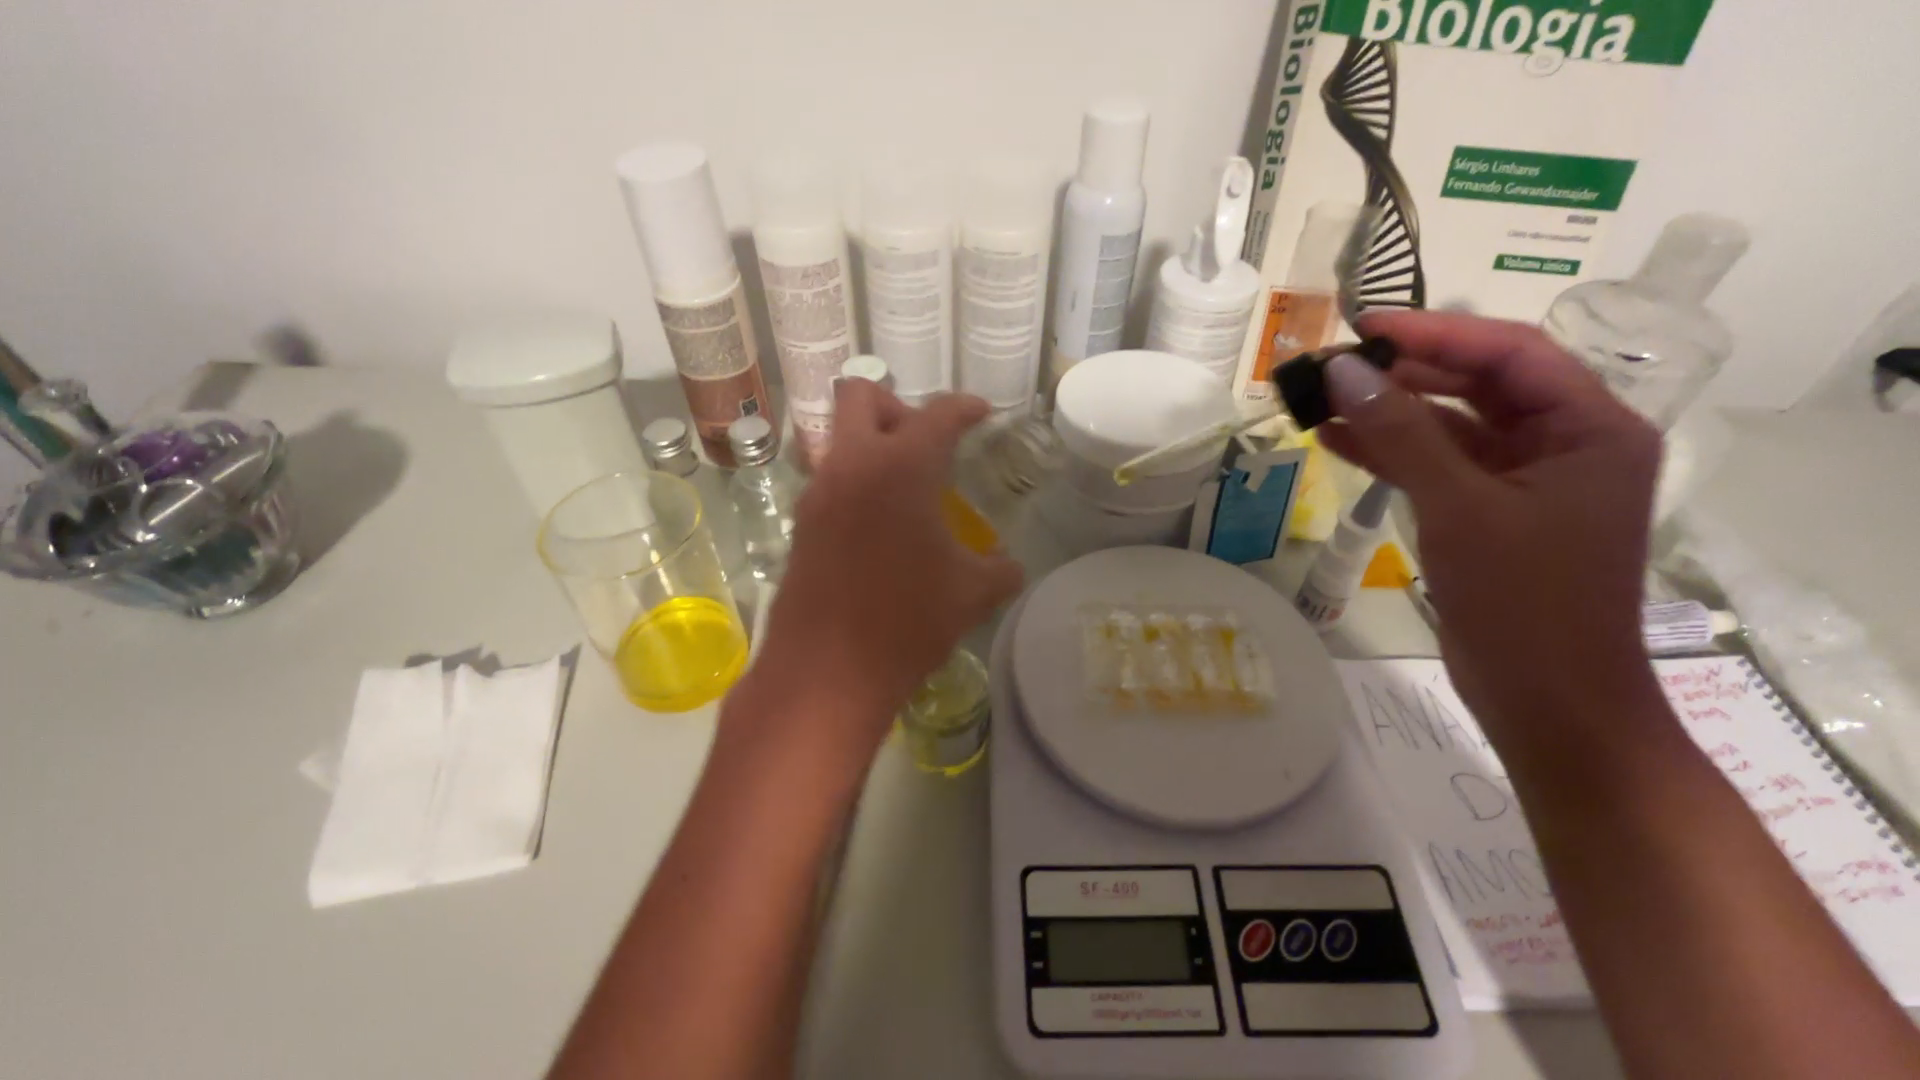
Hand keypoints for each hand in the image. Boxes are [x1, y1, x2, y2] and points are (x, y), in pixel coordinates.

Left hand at [742, 379, 1023, 757]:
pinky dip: (856, 486)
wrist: (827, 670)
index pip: (938, 414)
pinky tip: (879, 527)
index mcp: (902, 466)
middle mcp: (853, 464)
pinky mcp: (801, 526)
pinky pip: (830, 482)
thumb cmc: (908, 621)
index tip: (981, 412)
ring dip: (871, 446)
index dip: (965, 407)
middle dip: (896, 405)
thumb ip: (999, 568)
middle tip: (925, 443)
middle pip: (860, 395)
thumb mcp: (972, 593)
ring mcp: (819, 494)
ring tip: (905, 488)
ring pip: (838, 439)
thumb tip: (1007, 565)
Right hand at [1317, 311, 1663, 736]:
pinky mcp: (1496, 516)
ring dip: (1391, 413)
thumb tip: (1344, 369)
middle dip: (1405, 373)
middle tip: (1334, 364)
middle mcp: (1567, 444)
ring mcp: (1530, 483)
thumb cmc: (1526, 603)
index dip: (1435, 333)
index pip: (1510, 352)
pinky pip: (1443, 467)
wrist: (1552, 706)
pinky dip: (1394, 454)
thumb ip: (1402, 433)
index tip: (1363, 326)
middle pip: (1481, 384)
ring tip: (1322, 399)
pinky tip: (1338, 440)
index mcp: (1591, 428)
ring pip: (1454, 426)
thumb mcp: (1460, 508)